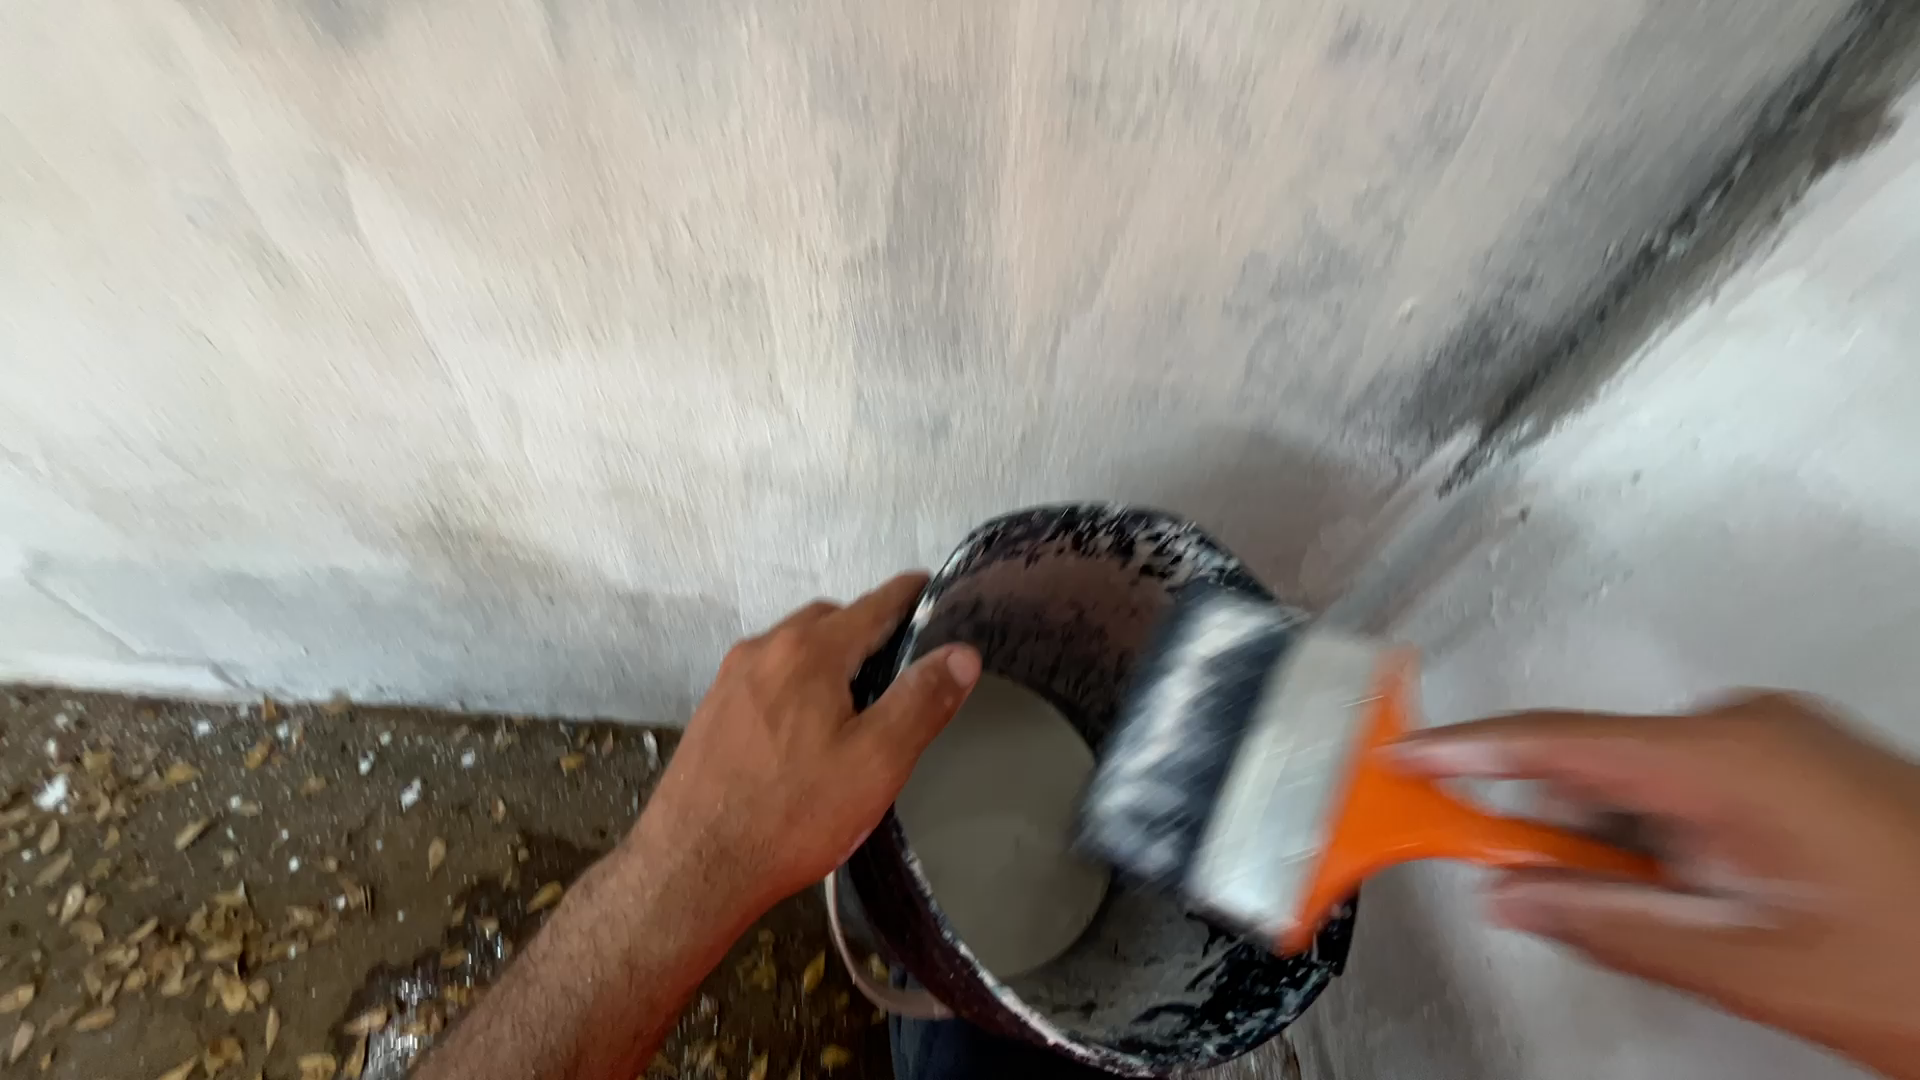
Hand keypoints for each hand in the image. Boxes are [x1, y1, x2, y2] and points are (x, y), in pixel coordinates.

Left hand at [638, 572, 981, 919]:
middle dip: (869, 627)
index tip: (933, 589)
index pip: (873, 604)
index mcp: (809, 650)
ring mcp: (731, 677)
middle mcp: (764, 648)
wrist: (690, 871)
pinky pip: (769, 673)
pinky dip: (798, 679)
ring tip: (857, 697)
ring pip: (795, 646)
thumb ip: (922, 700)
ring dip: (830, 654)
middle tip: (901, 662)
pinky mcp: (713, 708)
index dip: (910, 595)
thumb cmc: (793, 813)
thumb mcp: (876, 761)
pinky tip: (805, 725)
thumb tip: (962, 652)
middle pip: (831, 619)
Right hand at [1391, 693, 1919, 1078]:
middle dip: (1565, 829)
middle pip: (1588, 764)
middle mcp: (1741, 726)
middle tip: (1571, 893)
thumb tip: (1508, 897)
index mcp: (1723, 758)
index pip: (1547, 741)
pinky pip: (1676, 777)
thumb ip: (1606, 923)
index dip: (1458, 751)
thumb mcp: (1751, 963)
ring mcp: (1771, 735)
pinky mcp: (1789, 753)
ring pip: (1632, 776)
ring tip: (1691, 908)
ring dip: (1623, 839)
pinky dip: (1661, 830)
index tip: (1398, 759)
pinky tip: (1714, 885)